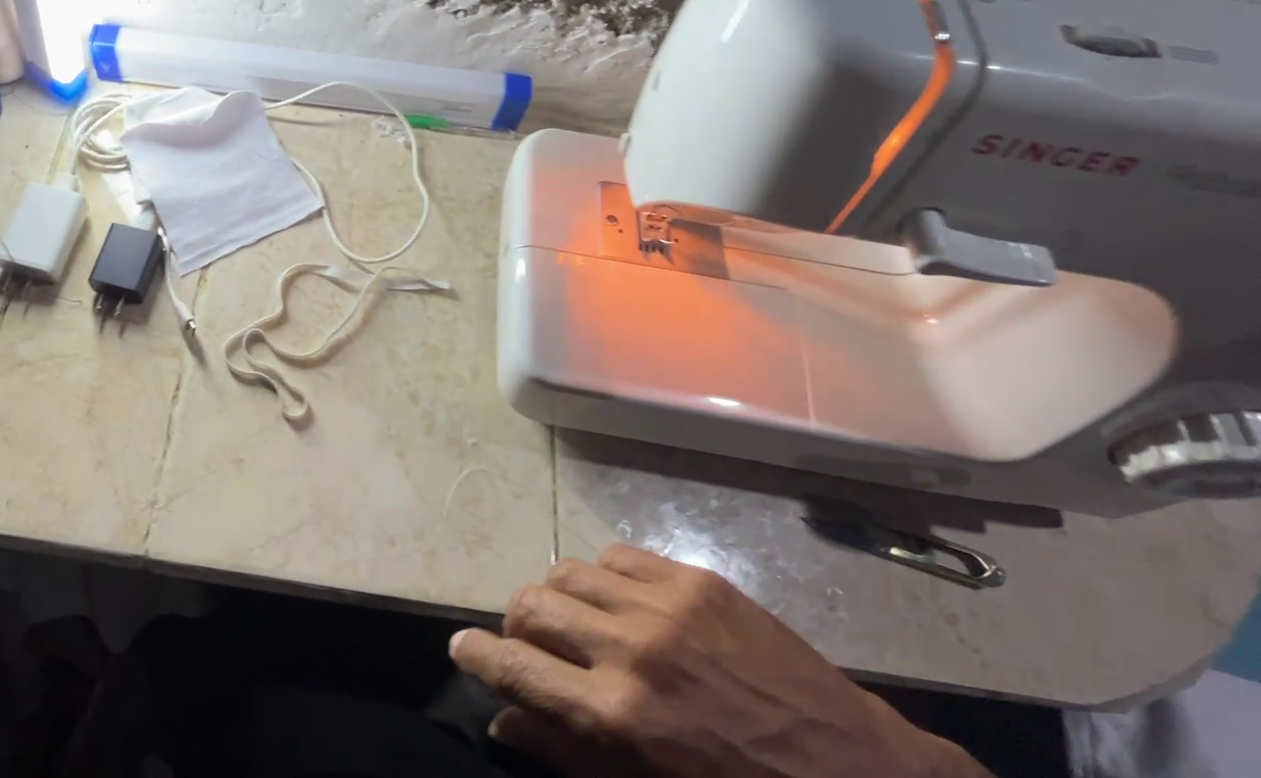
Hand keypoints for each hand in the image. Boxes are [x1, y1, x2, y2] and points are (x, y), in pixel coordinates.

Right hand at [450, 544, 990, 777]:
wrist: (850, 770)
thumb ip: (565, 754)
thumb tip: (503, 720)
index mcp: (614, 716)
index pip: (515, 665)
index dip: (477, 654)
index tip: (462, 647)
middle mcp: (630, 649)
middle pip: (532, 605)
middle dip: (515, 625)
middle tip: (528, 644)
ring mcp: (665, 605)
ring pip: (568, 571)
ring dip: (556, 597)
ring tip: (573, 620)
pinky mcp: (698, 580)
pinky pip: (619, 555)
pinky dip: (603, 576)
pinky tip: (617, 600)